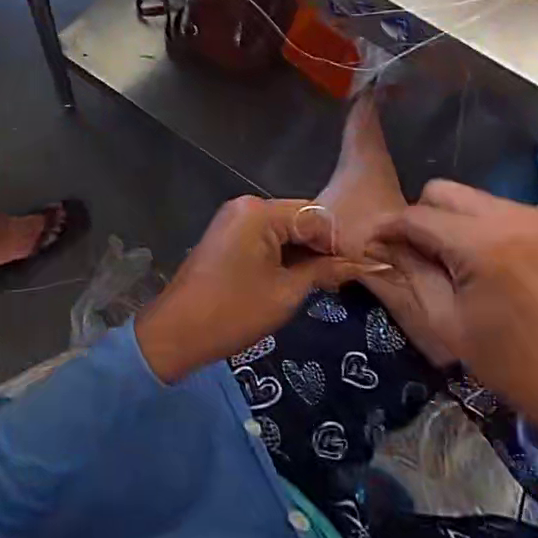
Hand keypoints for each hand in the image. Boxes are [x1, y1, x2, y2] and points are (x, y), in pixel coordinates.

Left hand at [135, 197, 374, 383]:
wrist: (177, 331)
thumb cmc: (234, 311)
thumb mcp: (286, 292)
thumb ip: (322, 270)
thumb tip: (358, 264)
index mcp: (259, 212)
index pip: (316, 216)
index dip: (339, 243)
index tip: (359, 271)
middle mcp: (245, 206)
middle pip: (299, 219)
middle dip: (322, 246)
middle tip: (346, 278)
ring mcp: (233, 220)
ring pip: (283, 229)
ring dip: (304, 252)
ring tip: (327, 281)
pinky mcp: (226, 236)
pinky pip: (265, 237)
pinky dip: (284, 254)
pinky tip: (300, 277)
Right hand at [365, 180, 537, 495]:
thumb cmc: (510, 363)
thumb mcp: (442, 320)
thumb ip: (408, 271)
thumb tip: (379, 245)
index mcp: (484, 245)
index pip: (416, 215)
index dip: (387, 228)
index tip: (371, 245)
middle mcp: (517, 219)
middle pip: (443, 193)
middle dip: (419, 218)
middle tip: (413, 252)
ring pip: (473, 199)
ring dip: (452, 223)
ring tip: (452, 261)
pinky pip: (503, 212)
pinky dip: (483, 229)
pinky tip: (486, 262)